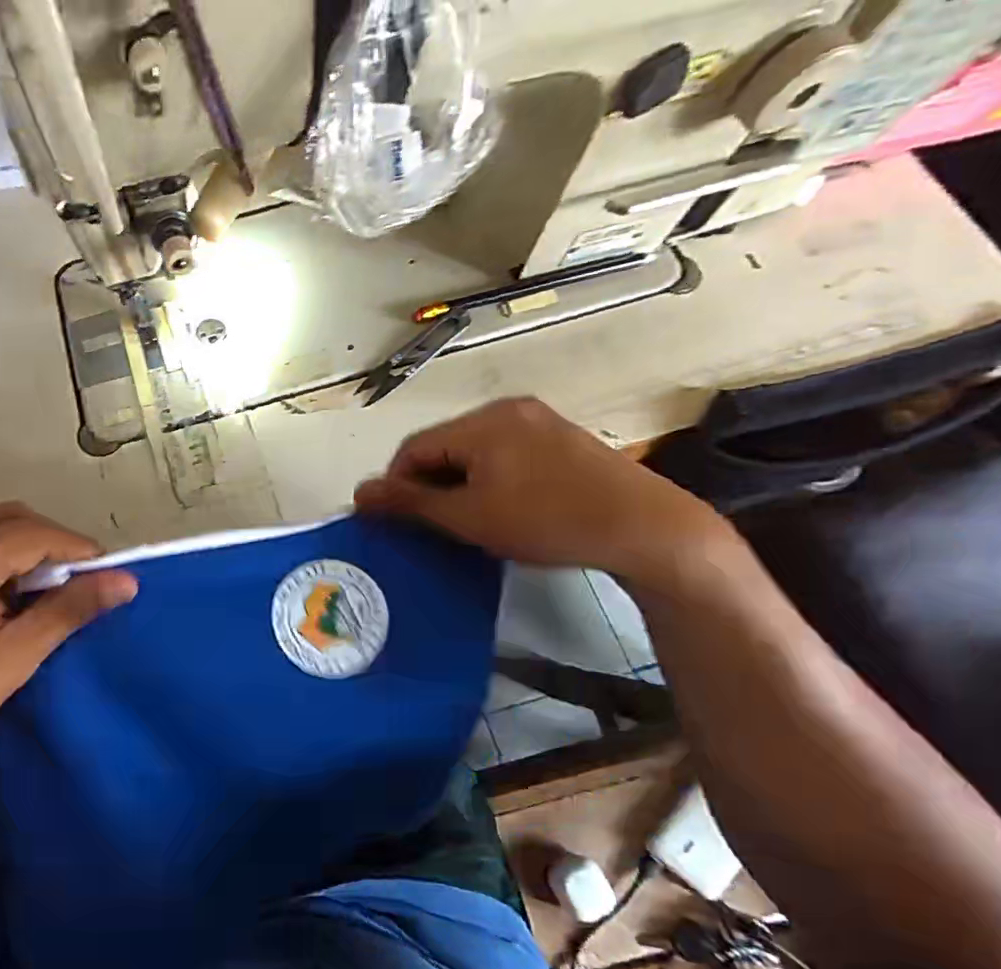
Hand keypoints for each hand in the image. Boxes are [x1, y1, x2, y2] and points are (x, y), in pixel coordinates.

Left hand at [0, 503, 136, 821]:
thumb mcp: (10, 660)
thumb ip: (68, 611)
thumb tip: (125, 582)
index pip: (29, 532)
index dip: (76, 547)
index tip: (107, 574)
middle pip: (3, 519)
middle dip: (47, 546)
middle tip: (76, 587)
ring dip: (16, 553)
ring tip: (36, 598)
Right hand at [353, 397, 734, 586]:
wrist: (641, 527)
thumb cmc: (546, 521)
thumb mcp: (469, 517)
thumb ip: (411, 503)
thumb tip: (359, 491)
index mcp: (483, 422)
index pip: (414, 448)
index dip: (396, 485)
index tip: (397, 523)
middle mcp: (508, 409)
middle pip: (445, 445)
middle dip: (429, 484)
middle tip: (432, 526)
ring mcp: (539, 421)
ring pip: (475, 452)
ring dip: (458, 484)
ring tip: (466, 521)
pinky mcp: (562, 439)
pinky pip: (505, 455)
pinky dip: (489, 479)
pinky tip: (501, 509)